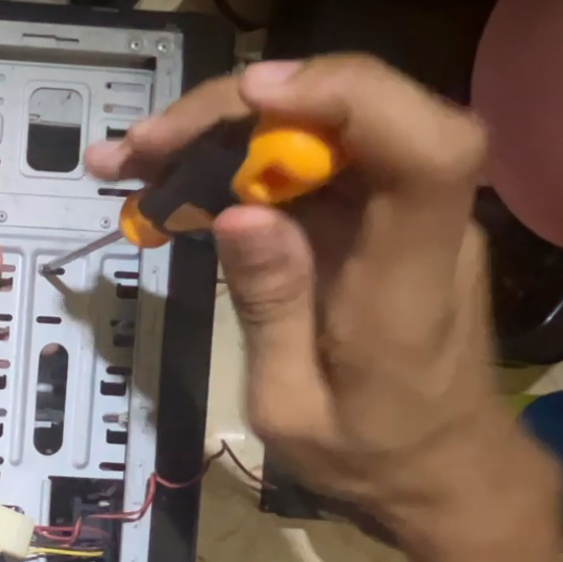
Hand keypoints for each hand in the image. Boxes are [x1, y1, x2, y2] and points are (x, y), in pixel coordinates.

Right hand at [87, 56, 551, 538]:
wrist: (435, 466)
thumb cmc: (366, 452)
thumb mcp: (291, 405)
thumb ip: (271, 309)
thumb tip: (238, 214)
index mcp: (407, 282)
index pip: (423, 154)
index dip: (349, 101)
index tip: (255, 95)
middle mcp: (413, 227)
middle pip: (346, 122)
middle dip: (233, 117)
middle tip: (135, 149)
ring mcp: (389, 218)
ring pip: (310, 138)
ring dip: (215, 138)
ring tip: (126, 163)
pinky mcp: (363, 223)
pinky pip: (294, 174)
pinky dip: (226, 170)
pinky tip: (164, 187)